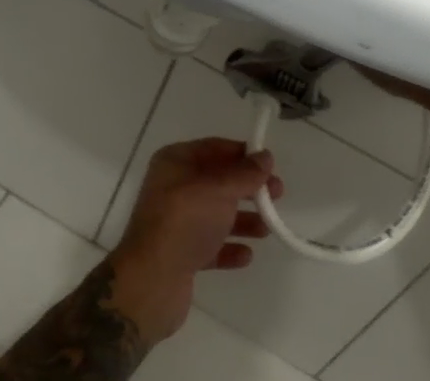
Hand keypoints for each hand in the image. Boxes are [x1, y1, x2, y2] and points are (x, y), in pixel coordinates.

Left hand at [106, 138, 284, 344]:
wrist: (152, 281)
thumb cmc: (185, 222)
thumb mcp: (219, 189)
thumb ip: (245, 173)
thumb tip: (265, 157)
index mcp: (175, 163)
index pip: (215, 148)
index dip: (243, 155)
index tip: (270, 166)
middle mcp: (173, 188)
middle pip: (218, 182)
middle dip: (248, 189)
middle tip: (277, 196)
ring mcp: (176, 223)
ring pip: (216, 214)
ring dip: (243, 220)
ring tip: (267, 229)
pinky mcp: (180, 254)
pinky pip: (210, 245)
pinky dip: (229, 248)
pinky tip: (246, 255)